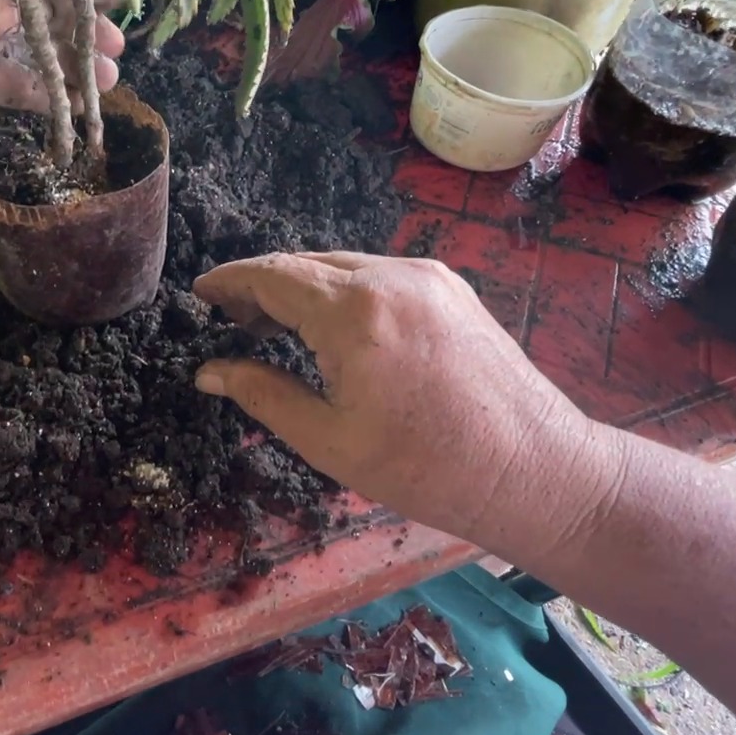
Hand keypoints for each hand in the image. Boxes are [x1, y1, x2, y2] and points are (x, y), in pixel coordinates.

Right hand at [192, 252, 627, 556]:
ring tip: (276, 327)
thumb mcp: (327, 439)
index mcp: (354, 312)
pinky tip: (332, 328)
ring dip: (301, 288)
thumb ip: (262, 393)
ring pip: (341, 266)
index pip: (272, 274)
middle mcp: (390, 275)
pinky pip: (376, 275)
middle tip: (233, 322)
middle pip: (304, 263)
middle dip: (261, 285)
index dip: (229, 280)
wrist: (535, 471)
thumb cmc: (422, 467)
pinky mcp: (449, 286)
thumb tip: (208, 371)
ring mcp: (426, 276)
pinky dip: (339, 291)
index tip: (200, 294)